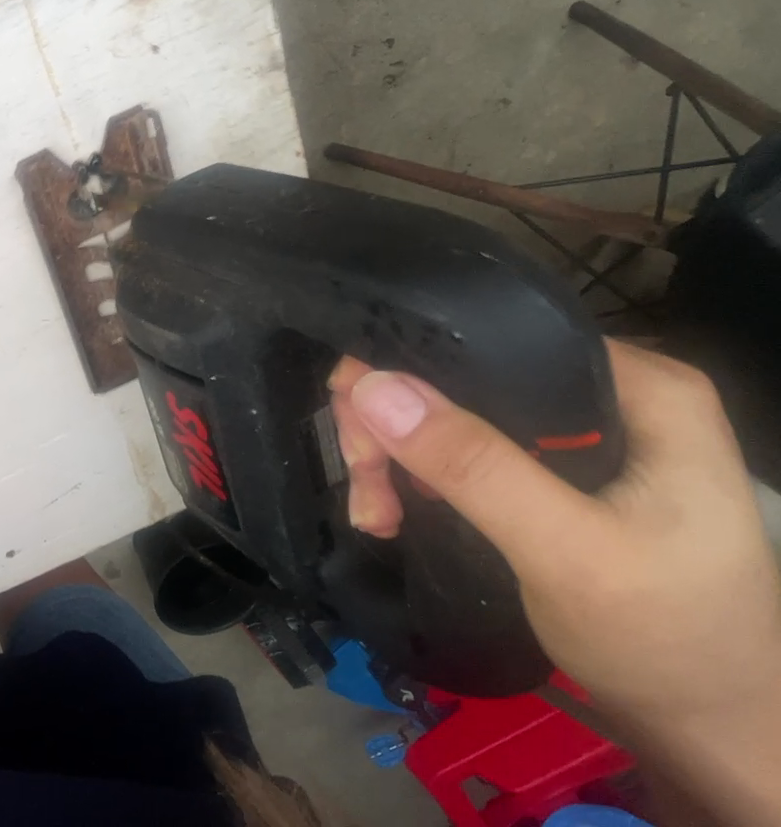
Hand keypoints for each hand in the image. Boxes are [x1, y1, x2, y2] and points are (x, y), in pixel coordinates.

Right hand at [329, 341, 780, 727]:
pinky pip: (449, 451)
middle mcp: (601, 395)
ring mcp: (569, 436)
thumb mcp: (567, 550)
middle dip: (392, 427)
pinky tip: (392, 516)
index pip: (492, 340)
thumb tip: (371, 384)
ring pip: (441, 414)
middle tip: (366, 482)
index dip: (409, 367)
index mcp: (637, 388)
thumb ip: (474, 467)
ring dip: (389, 461)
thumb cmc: (666, 636)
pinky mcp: (541, 472)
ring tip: (376, 514)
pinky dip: (408, 481)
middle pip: (454, 377)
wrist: (706, 725)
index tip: (358, 419)